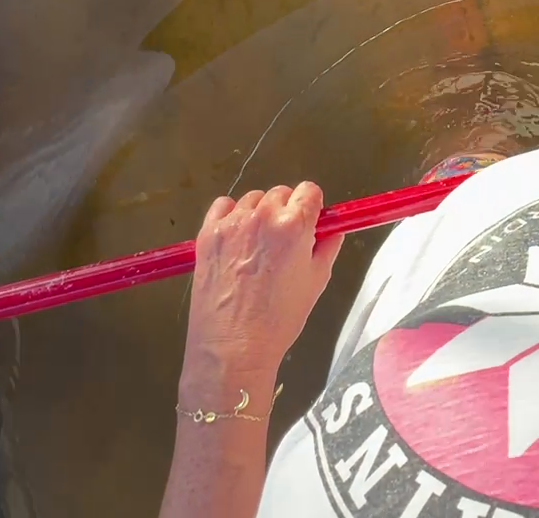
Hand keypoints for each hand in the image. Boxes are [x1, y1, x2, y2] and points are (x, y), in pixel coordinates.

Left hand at [183, 183, 343, 378]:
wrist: (232, 348)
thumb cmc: (280, 318)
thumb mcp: (317, 281)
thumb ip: (328, 246)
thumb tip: (332, 229)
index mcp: (295, 224)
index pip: (309, 190)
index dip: (312, 206)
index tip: (309, 224)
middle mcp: (263, 215)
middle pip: (281, 193)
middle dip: (287, 210)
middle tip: (283, 241)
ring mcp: (232, 223)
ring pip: (253, 199)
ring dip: (260, 213)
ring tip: (257, 244)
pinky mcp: (207, 233)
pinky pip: (223, 205)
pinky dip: (231, 214)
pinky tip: (235, 238)